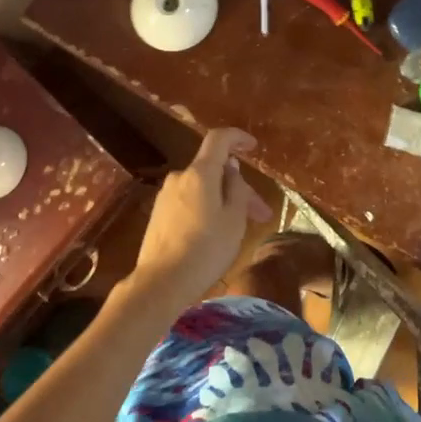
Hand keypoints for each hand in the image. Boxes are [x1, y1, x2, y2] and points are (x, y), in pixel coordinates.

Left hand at [129, 128, 271, 307]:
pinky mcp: (159, 215)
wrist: (160, 284)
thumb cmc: (205, 250)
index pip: (219, 139)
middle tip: (262, 214)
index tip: (253, 147)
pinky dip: (206, 210)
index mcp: (200, 173)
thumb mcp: (234, 220)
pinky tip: (214, 234)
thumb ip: (236, 188)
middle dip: (239, 188)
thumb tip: (230, 168)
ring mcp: (166, 196)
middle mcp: (180, 177)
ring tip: (240, 229)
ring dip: (224, 202)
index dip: (238, 137)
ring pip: (203, 190)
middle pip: (214, 171)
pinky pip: (189, 203)